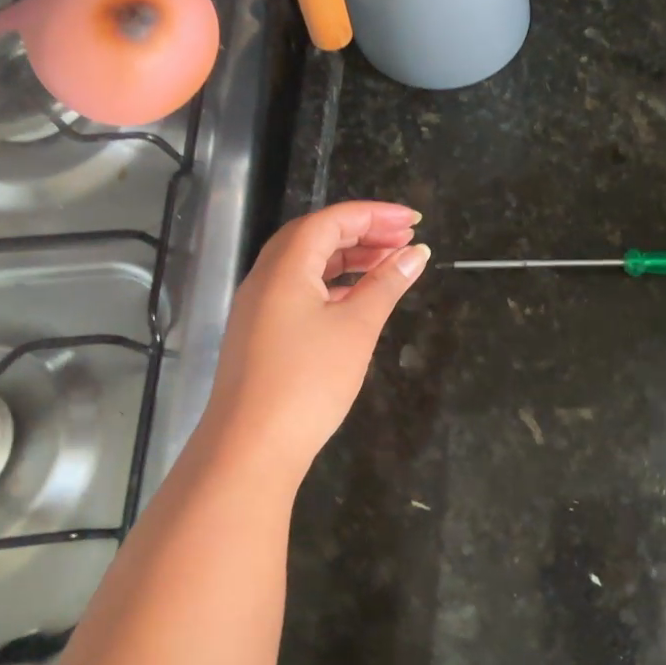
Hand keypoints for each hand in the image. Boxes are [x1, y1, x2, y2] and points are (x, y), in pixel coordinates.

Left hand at [202, 201, 429, 472]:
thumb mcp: (357, 328)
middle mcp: (265, 279)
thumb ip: (387, 284)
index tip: (415, 220)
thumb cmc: (308, 381)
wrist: (249, 450)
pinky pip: (300, 289)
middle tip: (406, 239)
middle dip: (363, 231)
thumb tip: (416, 253)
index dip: (375, 214)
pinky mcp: (262, 333)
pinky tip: (360, 298)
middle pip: (316, 236)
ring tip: (391, 264)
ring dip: (350, 257)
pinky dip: (334, 283)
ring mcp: (259, 307)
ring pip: (307, 264)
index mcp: (285, 268)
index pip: (331, 221)